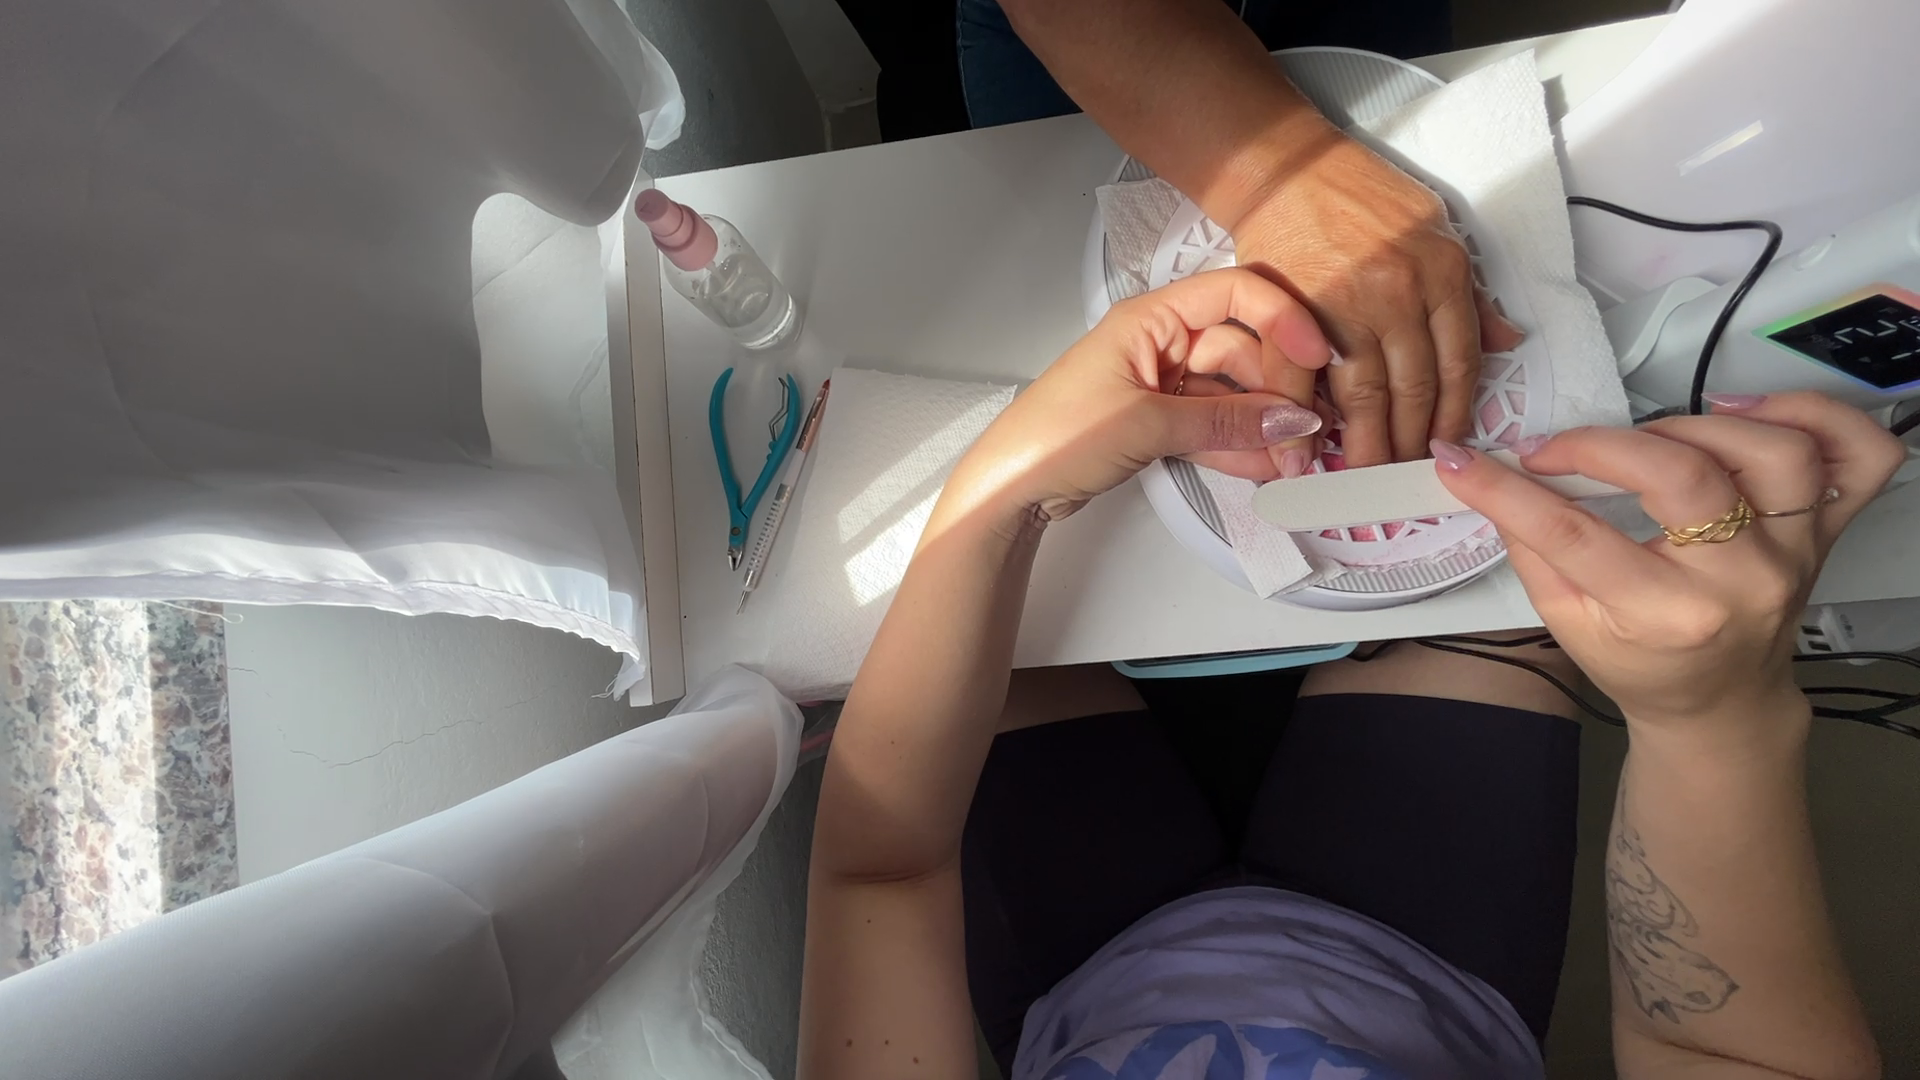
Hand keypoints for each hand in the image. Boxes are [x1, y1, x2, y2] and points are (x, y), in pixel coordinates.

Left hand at [947, 268, 1329, 527]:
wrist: (1012, 488)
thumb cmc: (1054, 437)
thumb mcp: (1145, 424)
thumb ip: (1223, 422)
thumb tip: (1288, 420)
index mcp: (1149, 319)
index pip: (1233, 296)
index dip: (1282, 319)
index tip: (1317, 358)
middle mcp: (1157, 344)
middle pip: (1239, 350)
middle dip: (1276, 390)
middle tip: (1308, 431)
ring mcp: (1157, 386)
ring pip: (1227, 395)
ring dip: (1260, 425)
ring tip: (1295, 458)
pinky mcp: (1154, 423)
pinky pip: (1208, 427)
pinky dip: (1233, 446)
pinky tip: (1264, 467)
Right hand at [1226, 124, 1522, 466]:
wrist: (1289, 173)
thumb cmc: (1358, 198)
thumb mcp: (1435, 231)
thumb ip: (1467, 292)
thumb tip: (1505, 341)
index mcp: (1443, 274)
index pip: (1459, 364)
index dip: (1452, 416)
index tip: (1447, 450)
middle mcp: (1402, 295)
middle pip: (1414, 389)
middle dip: (1409, 443)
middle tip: (1402, 479)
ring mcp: (1346, 308)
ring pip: (1365, 395)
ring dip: (1364, 445)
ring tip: (1363, 478)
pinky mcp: (1294, 316)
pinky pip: (1300, 383)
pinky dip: (1298, 424)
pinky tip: (1302, 457)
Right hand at [1434, 393, 1906, 737]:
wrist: (1719, 695)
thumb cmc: (1637, 663)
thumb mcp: (1563, 620)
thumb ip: (1533, 549)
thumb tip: (1493, 483)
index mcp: (1666, 613)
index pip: (1570, 534)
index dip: (1504, 490)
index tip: (1459, 462)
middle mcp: (1743, 578)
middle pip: (1681, 477)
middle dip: (1597, 447)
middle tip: (1549, 451)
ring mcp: (1797, 549)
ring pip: (1773, 452)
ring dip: (1691, 426)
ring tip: (1640, 438)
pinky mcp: (1826, 528)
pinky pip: (1859, 455)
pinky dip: (1810, 417)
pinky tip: (1742, 414)